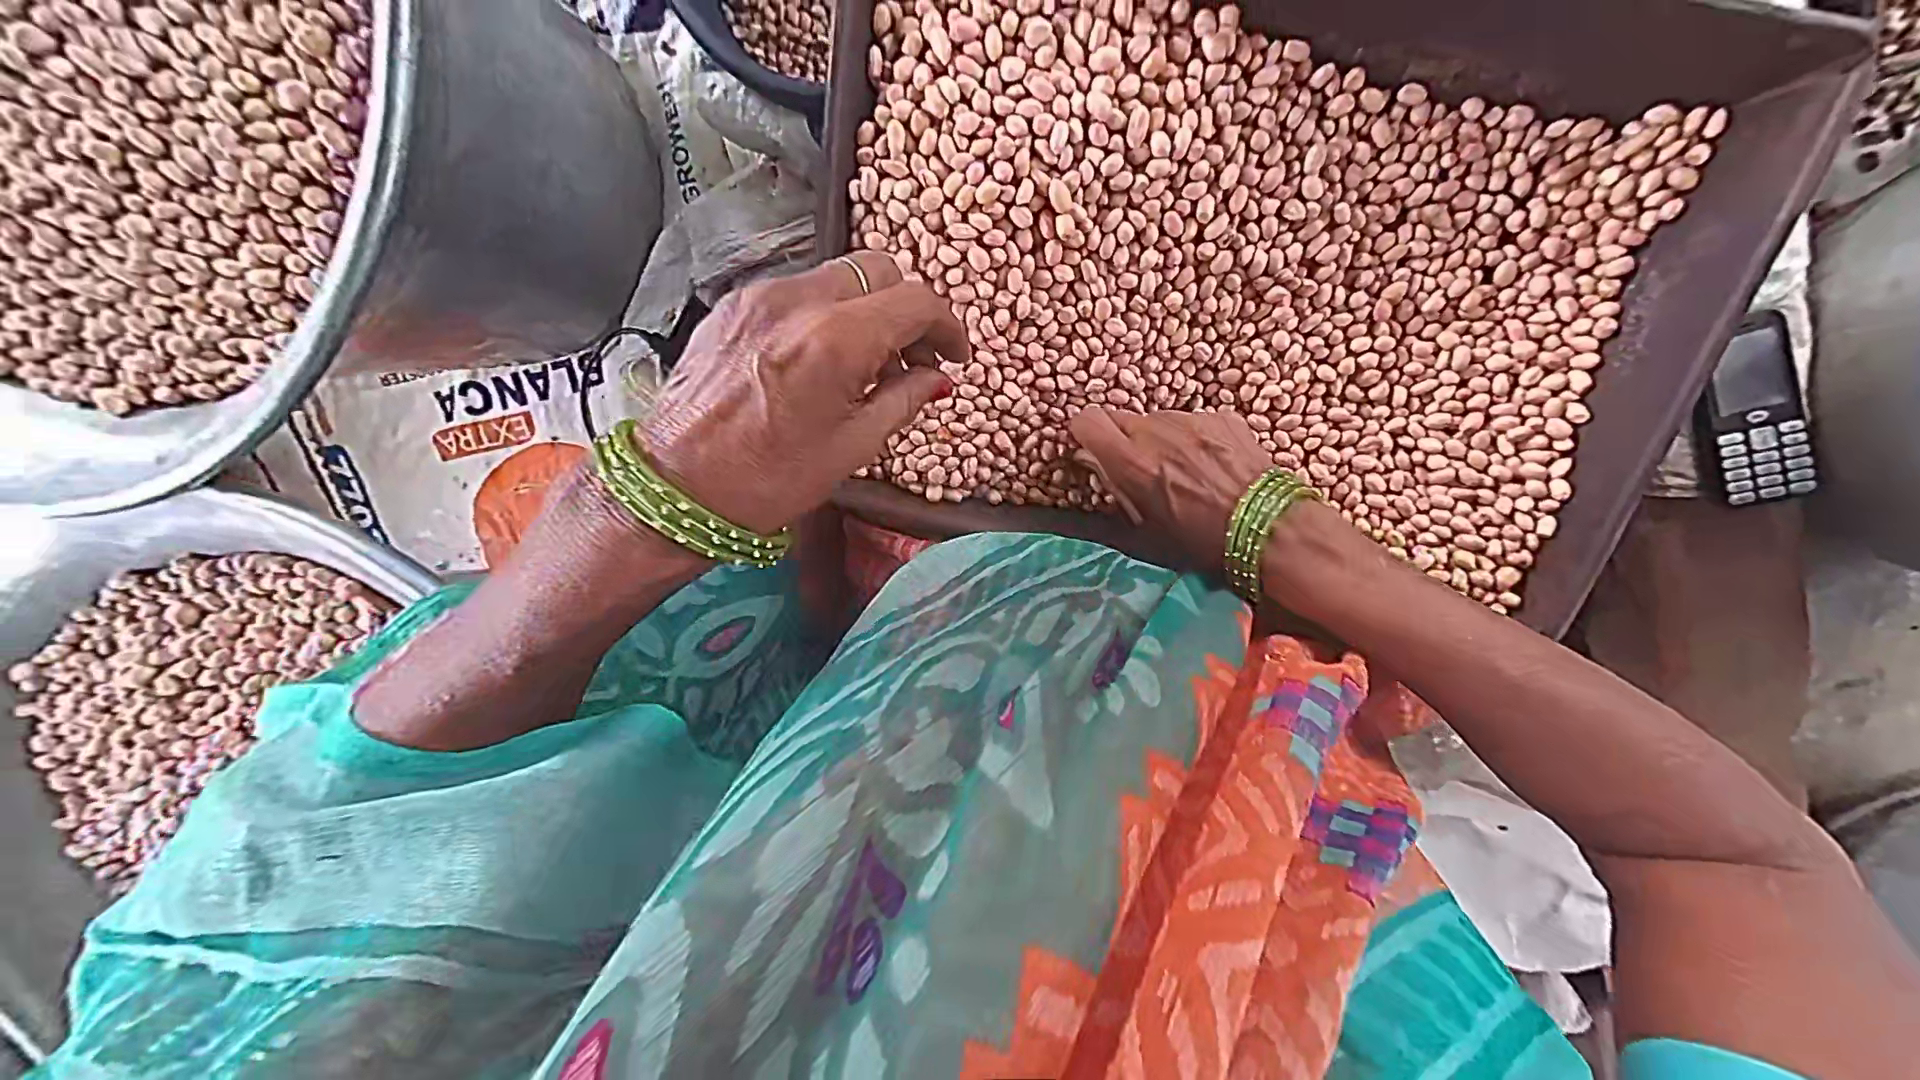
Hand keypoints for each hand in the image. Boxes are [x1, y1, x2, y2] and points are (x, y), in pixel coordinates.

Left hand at [637, 252, 968, 533]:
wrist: (679, 487)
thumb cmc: (767, 480)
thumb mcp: (852, 447)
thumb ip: (903, 400)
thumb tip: (936, 378)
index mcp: (833, 341)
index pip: (914, 300)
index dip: (947, 325)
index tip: (954, 354)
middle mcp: (795, 301)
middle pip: (878, 270)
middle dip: (907, 310)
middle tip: (914, 358)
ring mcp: (759, 296)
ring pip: (838, 277)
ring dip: (867, 311)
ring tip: (867, 366)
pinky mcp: (734, 305)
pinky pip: (799, 292)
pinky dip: (827, 314)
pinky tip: (824, 360)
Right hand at [1068, 408, 1275, 570]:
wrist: (1269, 529)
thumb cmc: (1200, 540)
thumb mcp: (1145, 526)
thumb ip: (1115, 487)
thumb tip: (1094, 460)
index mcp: (1131, 462)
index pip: (1087, 420)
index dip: (1085, 434)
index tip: (1093, 450)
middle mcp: (1156, 431)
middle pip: (1121, 419)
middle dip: (1122, 440)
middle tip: (1138, 468)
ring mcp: (1191, 420)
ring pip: (1158, 420)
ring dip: (1159, 439)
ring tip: (1182, 471)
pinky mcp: (1222, 417)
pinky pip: (1192, 422)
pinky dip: (1192, 438)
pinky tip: (1211, 465)